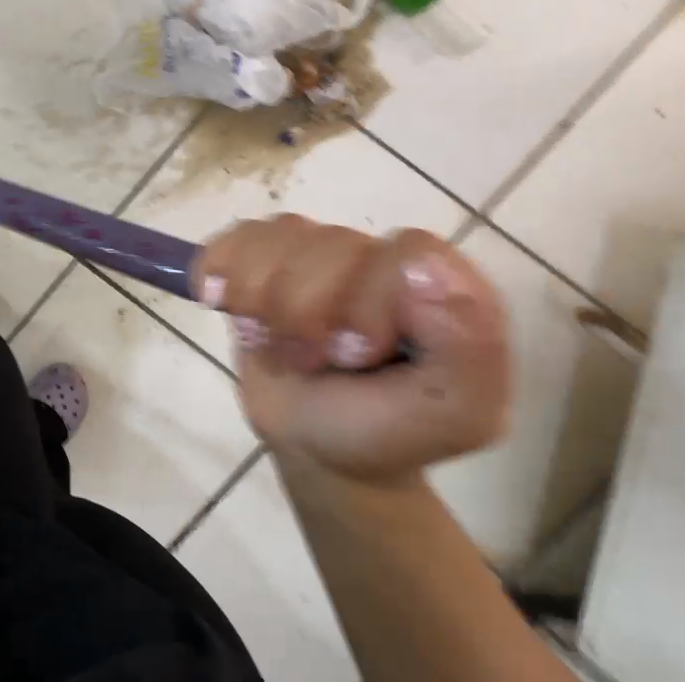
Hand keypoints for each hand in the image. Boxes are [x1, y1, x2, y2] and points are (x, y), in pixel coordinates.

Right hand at [193, 217, 509, 482]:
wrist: (317, 448)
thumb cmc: (386, 432)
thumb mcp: (452, 414)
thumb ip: (467, 345)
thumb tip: (424, 266)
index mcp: (445, 288)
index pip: (404, 250)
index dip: (368, 299)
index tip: (354, 353)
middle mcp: (381, 261)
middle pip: (328, 241)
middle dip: (302, 310)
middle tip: (309, 359)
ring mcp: (318, 256)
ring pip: (277, 236)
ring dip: (258, 300)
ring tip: (271, 344)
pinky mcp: (264, 261)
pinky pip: (234, 238)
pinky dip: (217, 273)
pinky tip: (223, 306)